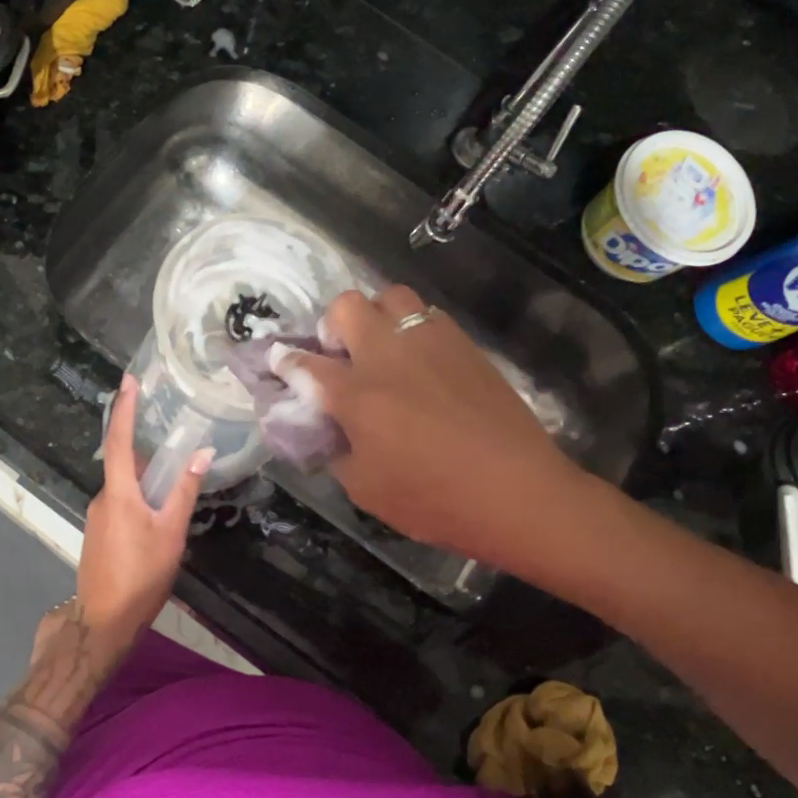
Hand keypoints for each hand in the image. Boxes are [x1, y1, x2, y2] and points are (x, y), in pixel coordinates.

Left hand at [73, 373, 211, 647]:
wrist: (105, 621)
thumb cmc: (141, 575)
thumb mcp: (171, 533)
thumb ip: (184, 491)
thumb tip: (202, 454)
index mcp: (118, 493)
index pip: (119, 441)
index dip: (123, 409)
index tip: (128, 381)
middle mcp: (102, 499)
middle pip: (122, 462)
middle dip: (141, 443)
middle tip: (164, 423)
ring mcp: (98, 518)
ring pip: (123, 486)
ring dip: (143, 474)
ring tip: (171, 468)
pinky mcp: (100, 535)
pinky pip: (120, 503)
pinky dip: (138, 494)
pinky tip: (158, 507)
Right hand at [275, 286, 588, 562]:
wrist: (518, 492)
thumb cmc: (435, 500)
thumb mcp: (367, 490)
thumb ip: (337, 451)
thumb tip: (329, 429)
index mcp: (357, 395)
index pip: (305, 364)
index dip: (285, 361)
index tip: (279, 361)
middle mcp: (388, 356)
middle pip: (345, 307)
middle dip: (332, 326)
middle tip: (341, 358)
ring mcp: (430, 344)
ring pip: (391, 297)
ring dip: (376, 316)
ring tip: (383, 350)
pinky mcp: (465, 346)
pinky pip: (428, 317)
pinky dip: (412, 329)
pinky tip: (420, 363)